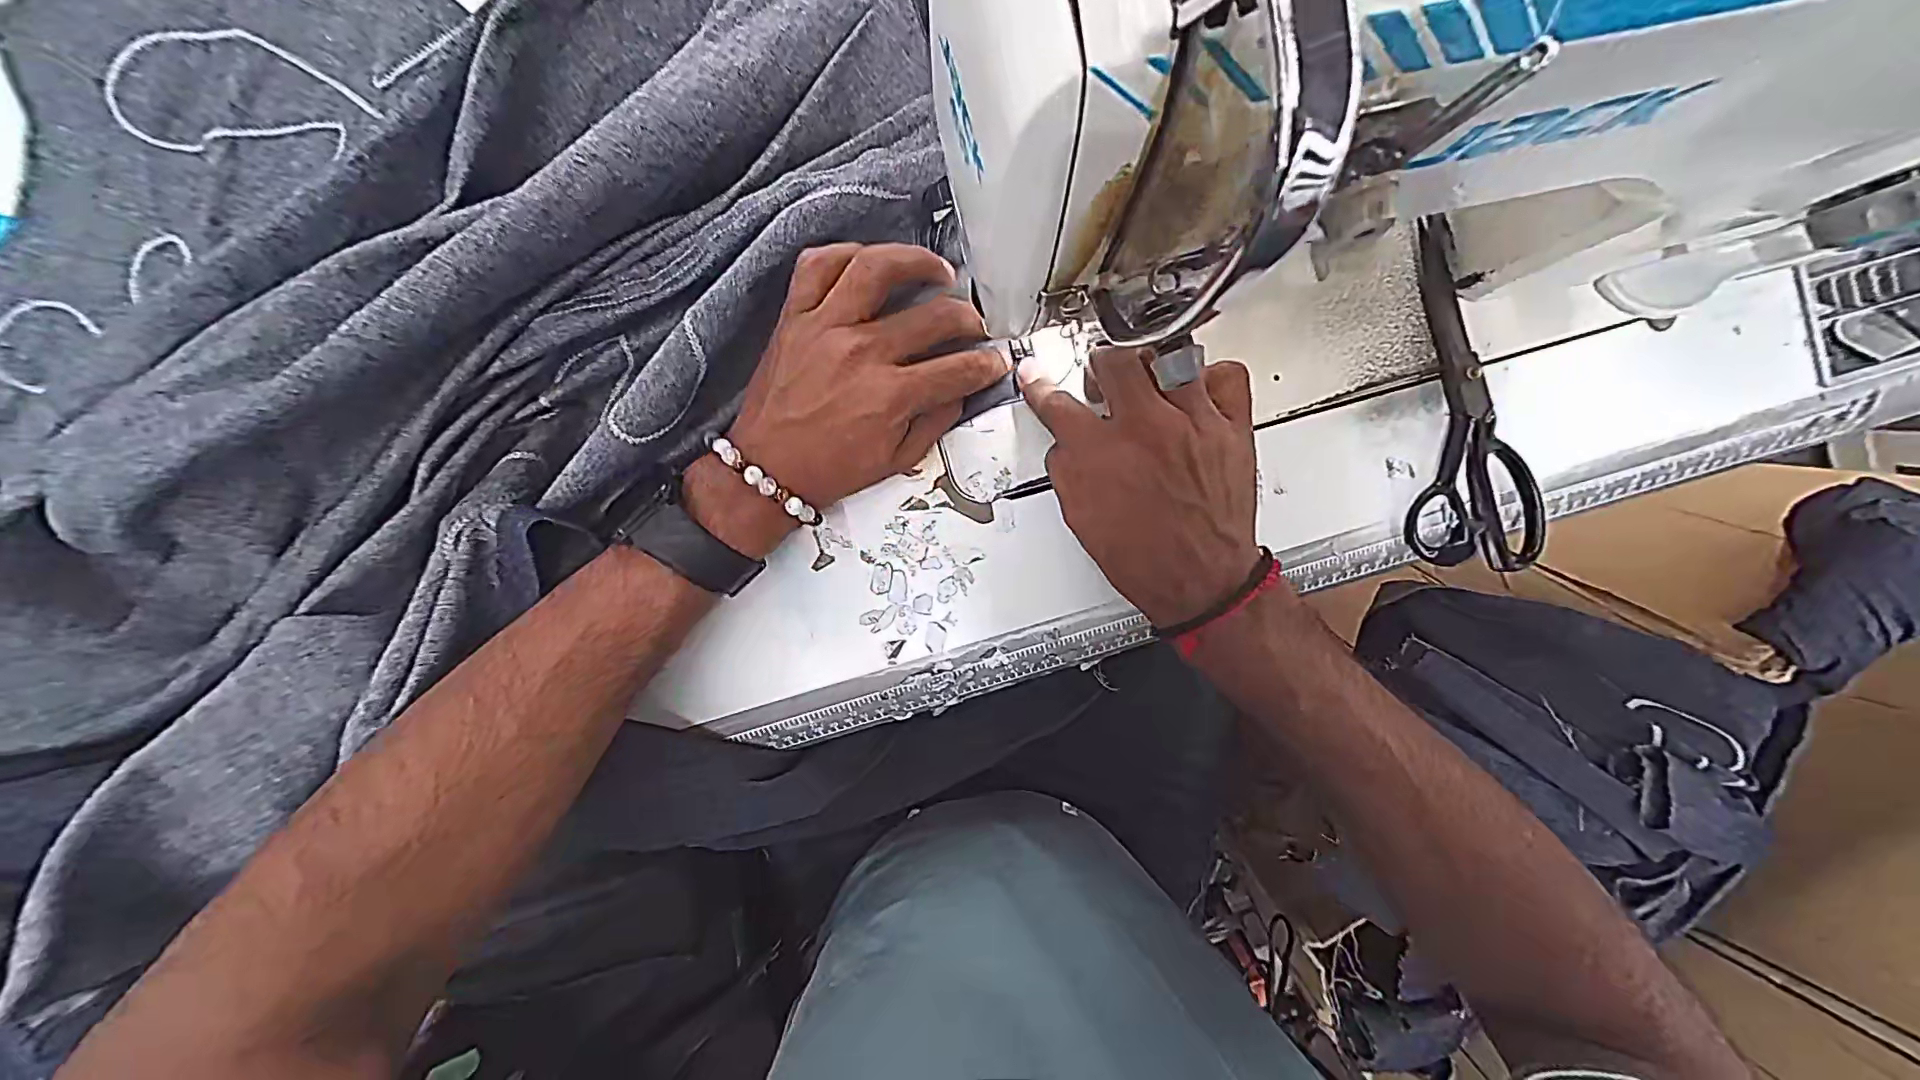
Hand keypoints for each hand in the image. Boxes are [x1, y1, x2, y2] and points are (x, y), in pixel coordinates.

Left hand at [684, 243, 1008, 557]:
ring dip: (917, 261)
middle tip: (973, 325)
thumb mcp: (895, 459)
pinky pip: (818, 265)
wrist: (768, 470)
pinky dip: (847, 254)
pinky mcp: (795, 318)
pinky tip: (868, 262)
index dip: (987, 364)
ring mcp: (825, 328)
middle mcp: (861, 354)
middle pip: (934, 316)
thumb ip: (934, 421)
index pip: (959, 368)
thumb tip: (961, 392)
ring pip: (878, 267)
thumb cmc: (825, 468)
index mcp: (889, 396)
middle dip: (969, 319)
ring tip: (936, 271)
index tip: (992, 362)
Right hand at [1022, 346, 1272, 626]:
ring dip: (1151, 364)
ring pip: (1170, 355)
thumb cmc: (1147, 559)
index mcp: (1099, 455)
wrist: (1201, 582)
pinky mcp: (1231, 429)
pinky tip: (1197, 391)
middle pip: (1114, 361)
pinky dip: (1211, 376)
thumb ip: (1068, 471)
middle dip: (1101, 364)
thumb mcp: (1083, 518)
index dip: (1040, 386)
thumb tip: (1065, 445)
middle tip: (1102, 374)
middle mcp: (1145, 431)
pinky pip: (1227, 375)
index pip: (1057, 403)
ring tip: (1149, 380)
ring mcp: (1192, 424)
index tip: (1037, 377)